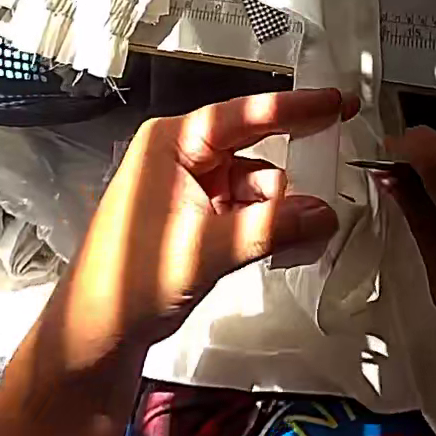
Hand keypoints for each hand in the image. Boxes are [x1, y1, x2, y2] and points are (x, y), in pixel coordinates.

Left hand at [48, 88, 355, 369]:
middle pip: (252, 139)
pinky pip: (247, 202)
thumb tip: (324, 213)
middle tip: (337, 133)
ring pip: (255, 176)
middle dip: (294, 144)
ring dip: (281, 200)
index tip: (334, 101)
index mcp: (173, 141)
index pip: (244, 114)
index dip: (295, 107)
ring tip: (306, 225)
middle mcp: (183, 152)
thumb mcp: (206, 249)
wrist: (97, 333)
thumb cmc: (130, 280)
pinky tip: (286, 238)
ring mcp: (191, 181)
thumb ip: (270, 227)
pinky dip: (269, 218)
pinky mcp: (199, 208)